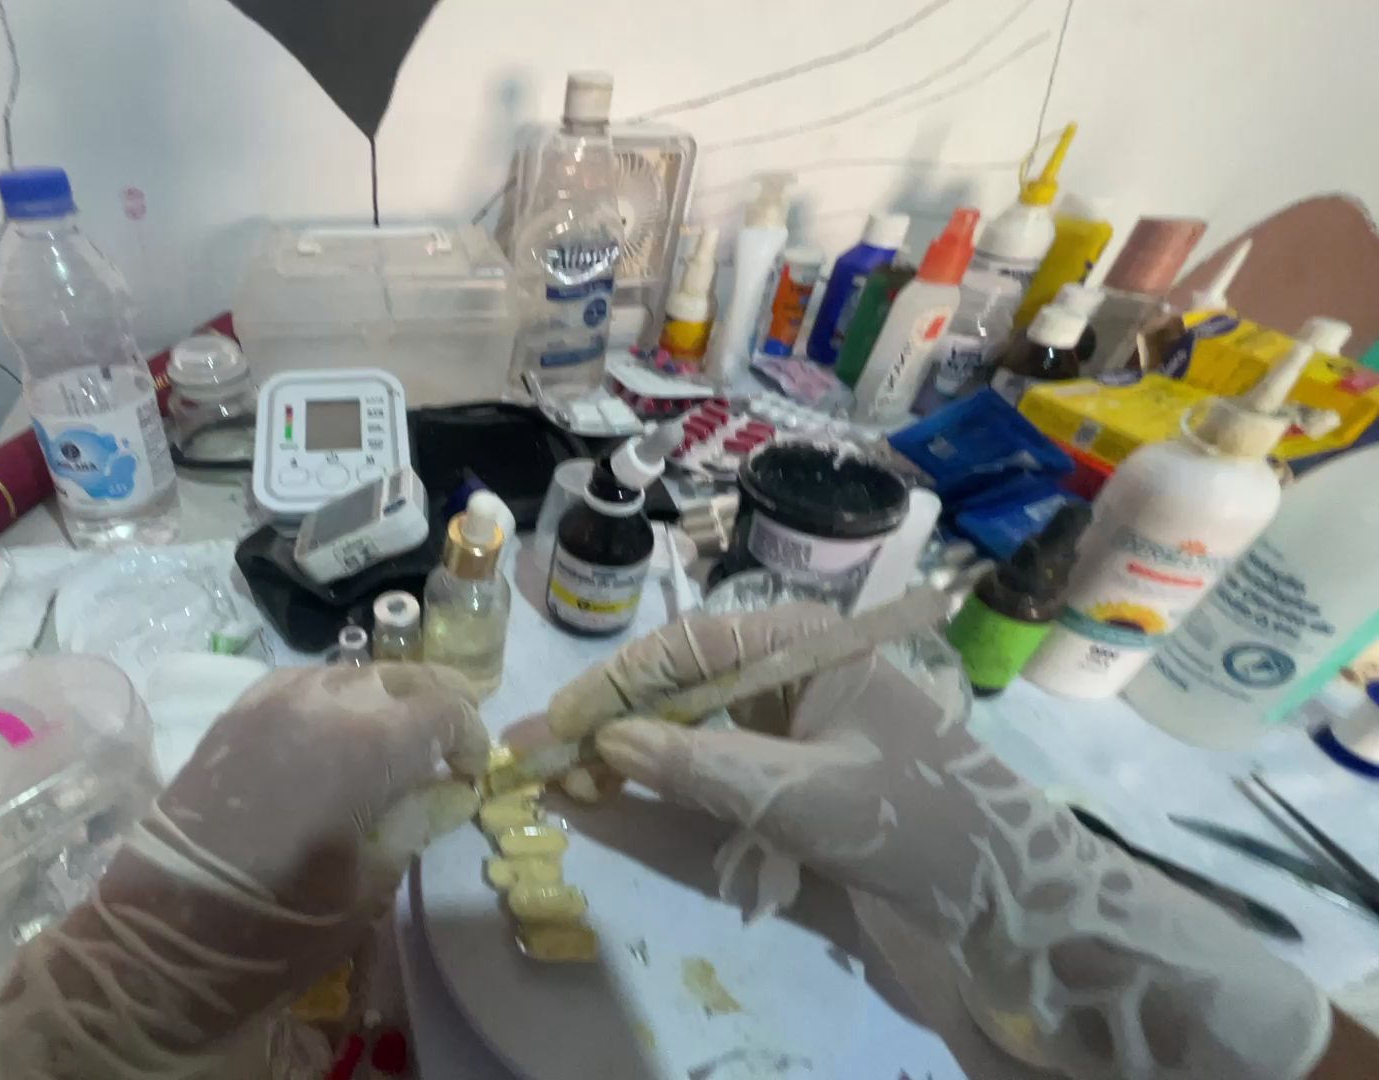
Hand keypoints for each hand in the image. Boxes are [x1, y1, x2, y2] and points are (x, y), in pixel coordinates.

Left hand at [0, 664, 487, 1079]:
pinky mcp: (240, 708)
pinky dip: (338, 695)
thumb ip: (420, 816)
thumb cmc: (280, 923)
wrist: (165, 932)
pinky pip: (306, 680)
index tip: (471, 769)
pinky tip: (339, 725)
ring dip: (387, 695)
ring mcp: (275, 697)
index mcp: (365, 744)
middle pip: (402, 676)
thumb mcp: (371, 882)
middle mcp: (322, 700)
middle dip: (437, 702)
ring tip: (398, 732)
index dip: (470, 734)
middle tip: (448, 740)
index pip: (444, 709)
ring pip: (354, 671)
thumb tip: (452, 783)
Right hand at [564, 606, 1330, 1079]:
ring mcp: (778, 709)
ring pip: (680, 715)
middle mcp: (783, 663)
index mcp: (801, 641)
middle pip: (672, 678)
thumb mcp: (810, 797)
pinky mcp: (776, 752)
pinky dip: (657, 771)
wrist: (1018, 902)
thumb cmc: (926, 826)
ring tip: (563, 771)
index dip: (613, 684)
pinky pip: (702, 750)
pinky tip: (616, 787)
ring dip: (623, 745)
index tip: (559, 725)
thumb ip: (704, 766)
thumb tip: (607, 744)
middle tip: (538, 749)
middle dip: (606, 715)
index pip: (683, 647)